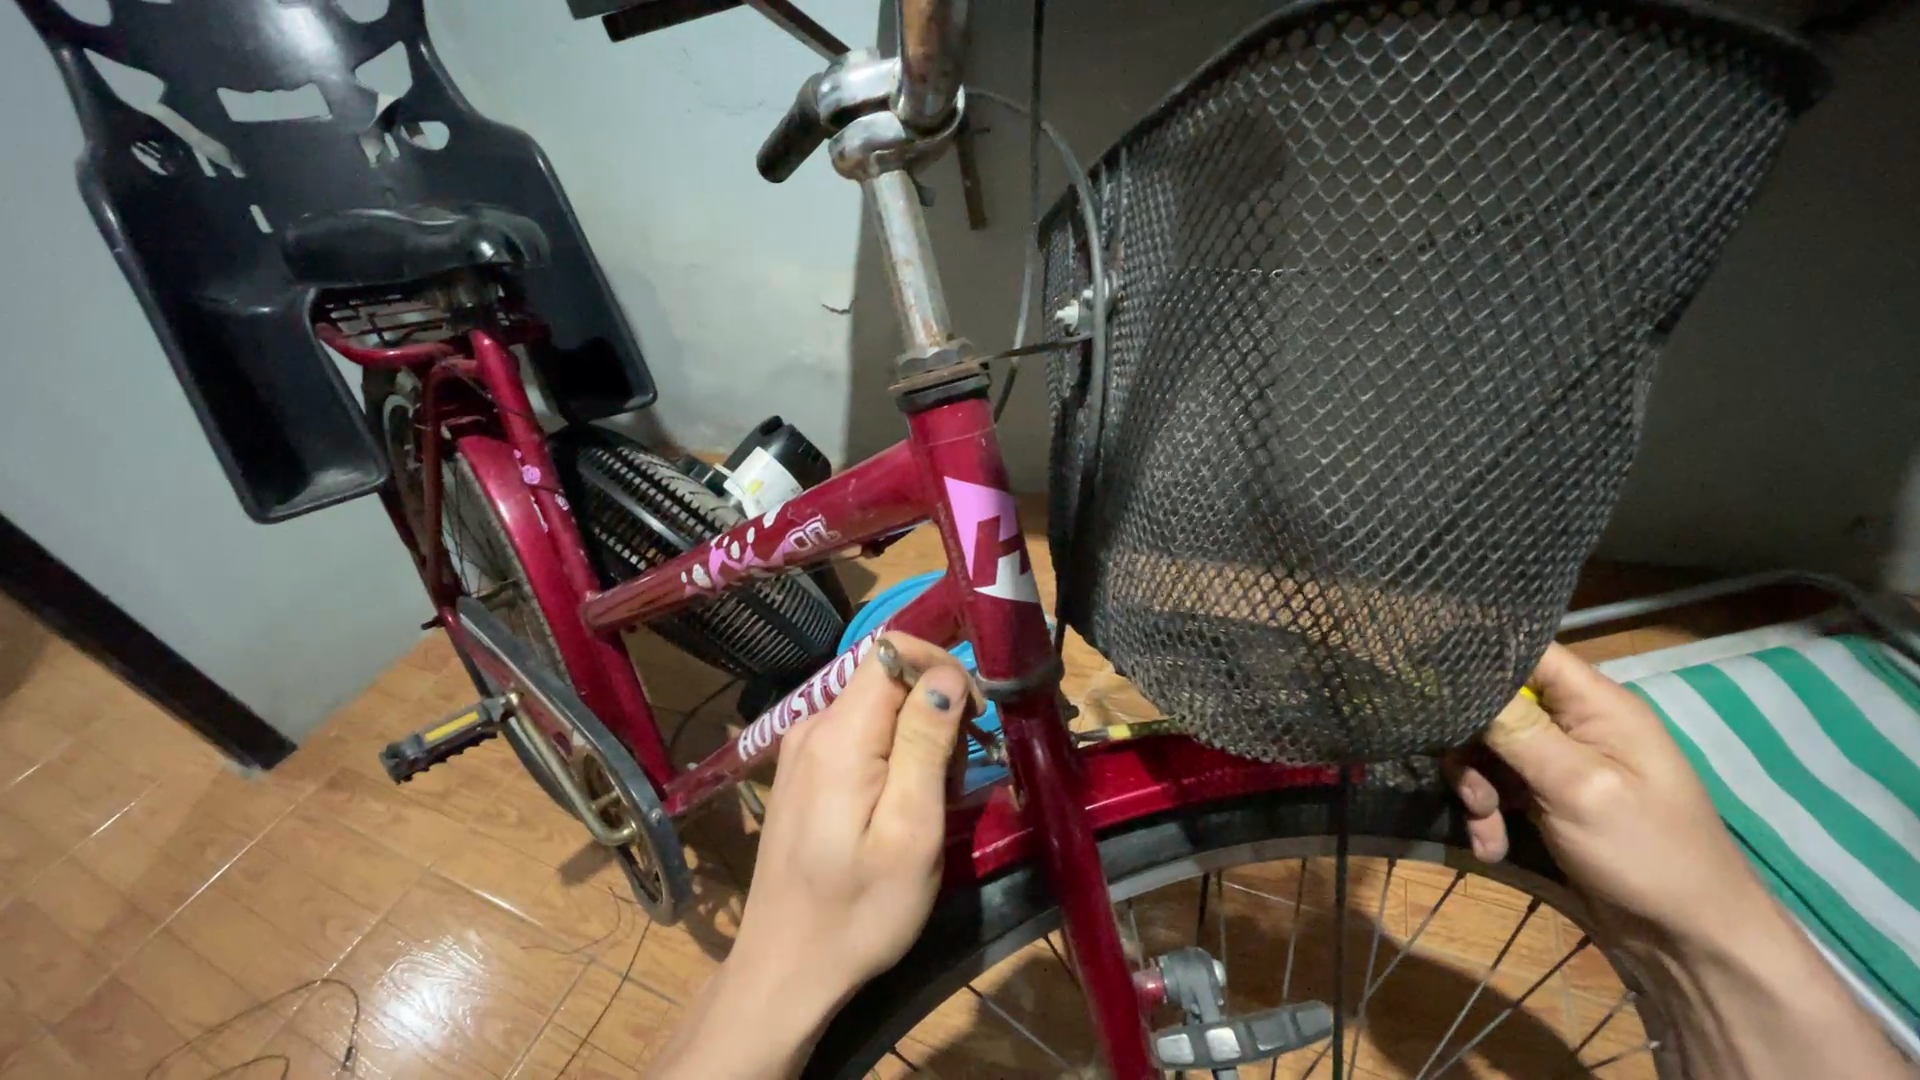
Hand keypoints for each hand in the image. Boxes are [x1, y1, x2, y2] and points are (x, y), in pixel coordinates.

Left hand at [732, 633, 969, 999]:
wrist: (786, 968)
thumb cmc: (859, 911)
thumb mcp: (911, 831)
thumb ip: (926, 744)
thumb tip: (946, 674)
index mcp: (838, 735)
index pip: (891, 650)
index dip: (940, 667)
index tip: (971, 717)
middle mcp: (812, 726)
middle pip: (886, 679)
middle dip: (934, 711)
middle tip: (953, 778)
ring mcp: (801, 748)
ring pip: (877, 708)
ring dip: (917, 738)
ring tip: (929, 802)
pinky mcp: (802, 770)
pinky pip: (858, 734)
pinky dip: (892, 755)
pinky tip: (898, 806)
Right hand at [1451, 644, 1918, 1078]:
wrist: (1689, 944)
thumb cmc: (1647, 853)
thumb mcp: (1577, 786)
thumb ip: (1516, 728)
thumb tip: (1461, 674)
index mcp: (1597, 704)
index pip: (1527, 650)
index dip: (1475, 656)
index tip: (1423, 672)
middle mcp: (1577, 723)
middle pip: (1493, 702)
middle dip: (1469, 744)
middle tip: (1470, 786)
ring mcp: (1561, 761)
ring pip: (1486, 748)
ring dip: (1474, 787)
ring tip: (1485, 824)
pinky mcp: (1547, 795)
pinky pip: (1497, 786)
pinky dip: (1487, 815)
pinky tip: (1492, 845)